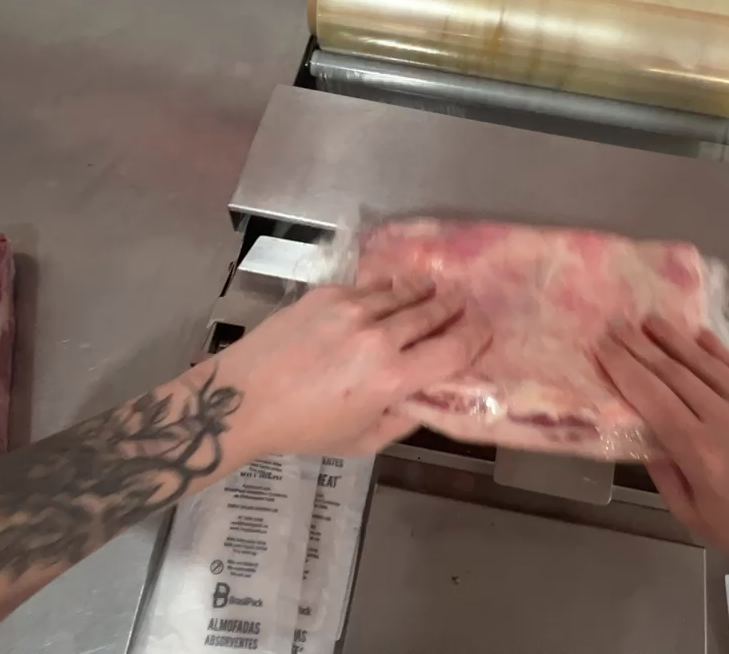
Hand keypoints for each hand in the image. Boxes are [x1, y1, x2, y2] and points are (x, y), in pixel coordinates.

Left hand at [215, 279, 490, 457]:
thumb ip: (404, 418)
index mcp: (391, 379)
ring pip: (403, 292)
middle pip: (432, 312)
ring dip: (424, 292)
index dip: (476, 336)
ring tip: (433, 290)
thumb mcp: (362, 442)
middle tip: (464, 303)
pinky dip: (388, 289)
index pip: (452, 349)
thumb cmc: (304, 428)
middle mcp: (378, 337)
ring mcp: (352, 309)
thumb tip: (429, 395)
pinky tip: (390, 292)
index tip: (486, 327)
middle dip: (454, 307)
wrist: (243, 397)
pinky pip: (370, 286)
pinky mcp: (328, 293)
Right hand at [595, 317, 728, 584]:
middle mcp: (728, 419)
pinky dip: (711, 347)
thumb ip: (664, 474)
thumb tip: (646, 433)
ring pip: (702, 359)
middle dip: (638, 345)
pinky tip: (693, 335)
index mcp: (701, 453)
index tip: (602, 346)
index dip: (622, 366)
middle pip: (671, 370)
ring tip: (647, 320)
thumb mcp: (697, 519)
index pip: (649, 395)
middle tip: (615, 326)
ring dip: (670, 336)